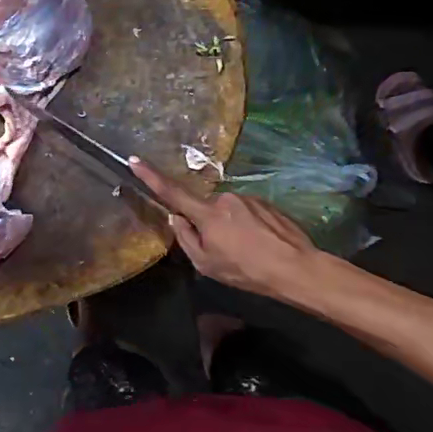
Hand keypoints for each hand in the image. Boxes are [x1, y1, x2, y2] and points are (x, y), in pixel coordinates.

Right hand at [130, 158, 319, 297]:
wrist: (298, 269)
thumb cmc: (247, 270)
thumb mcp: (207, 264)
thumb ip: (185, 238)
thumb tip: (176, 218)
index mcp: (207, 213)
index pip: (172, 192)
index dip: (150, 177)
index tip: (134, 160)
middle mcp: (225, 198)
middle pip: (206, 208)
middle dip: (209, 224)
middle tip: (224, 250)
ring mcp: (248, 198)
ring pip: (229, 211)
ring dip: (232, 226)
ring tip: (248, 250)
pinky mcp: (267, 203)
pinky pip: (248, 212)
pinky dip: (249, 227)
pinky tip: (262, 244)